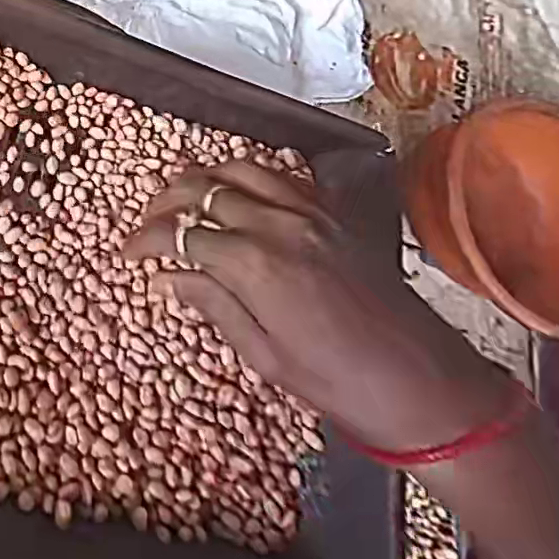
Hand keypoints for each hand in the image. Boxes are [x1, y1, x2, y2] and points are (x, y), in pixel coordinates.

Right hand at [122, 162, 512, 456]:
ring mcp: (310, 214)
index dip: (147, 239)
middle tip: (148, 223)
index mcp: (254, 265)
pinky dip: (245, 177)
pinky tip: (232, 194)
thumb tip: (166, 277)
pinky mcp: (334, 215)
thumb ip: (211, 303)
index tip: (129, 253)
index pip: (181, 232)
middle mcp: (278, 225)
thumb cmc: (337, 384)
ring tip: (181, 197)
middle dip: (165, 203)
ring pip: (238, 171)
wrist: (429, 388)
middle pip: (202, 191)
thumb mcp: (262, 354)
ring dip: (201, 179)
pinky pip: (279, 177)